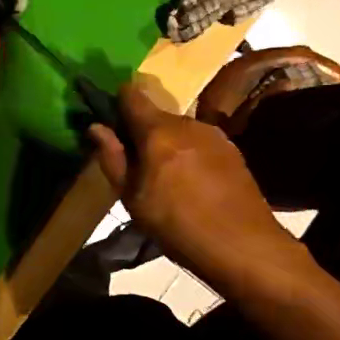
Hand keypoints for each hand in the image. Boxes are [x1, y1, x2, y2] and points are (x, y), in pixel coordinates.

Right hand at [89, 81, 310, 284]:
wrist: (243, 244)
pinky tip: (195, 185)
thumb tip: (96, 127)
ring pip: (180, 131)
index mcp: (158, 131)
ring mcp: (214, 134)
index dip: (117, 102)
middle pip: (157, 116)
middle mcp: (187, 122)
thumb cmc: (177, 225)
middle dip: (144, 133)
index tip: (111, 122)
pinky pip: (201, 143)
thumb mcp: (133, 199)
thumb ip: (113, 159)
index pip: (131, 95)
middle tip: (138, 165)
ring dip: (169, 146)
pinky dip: (191, 155)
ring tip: (169, 181)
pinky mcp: (233, 150)